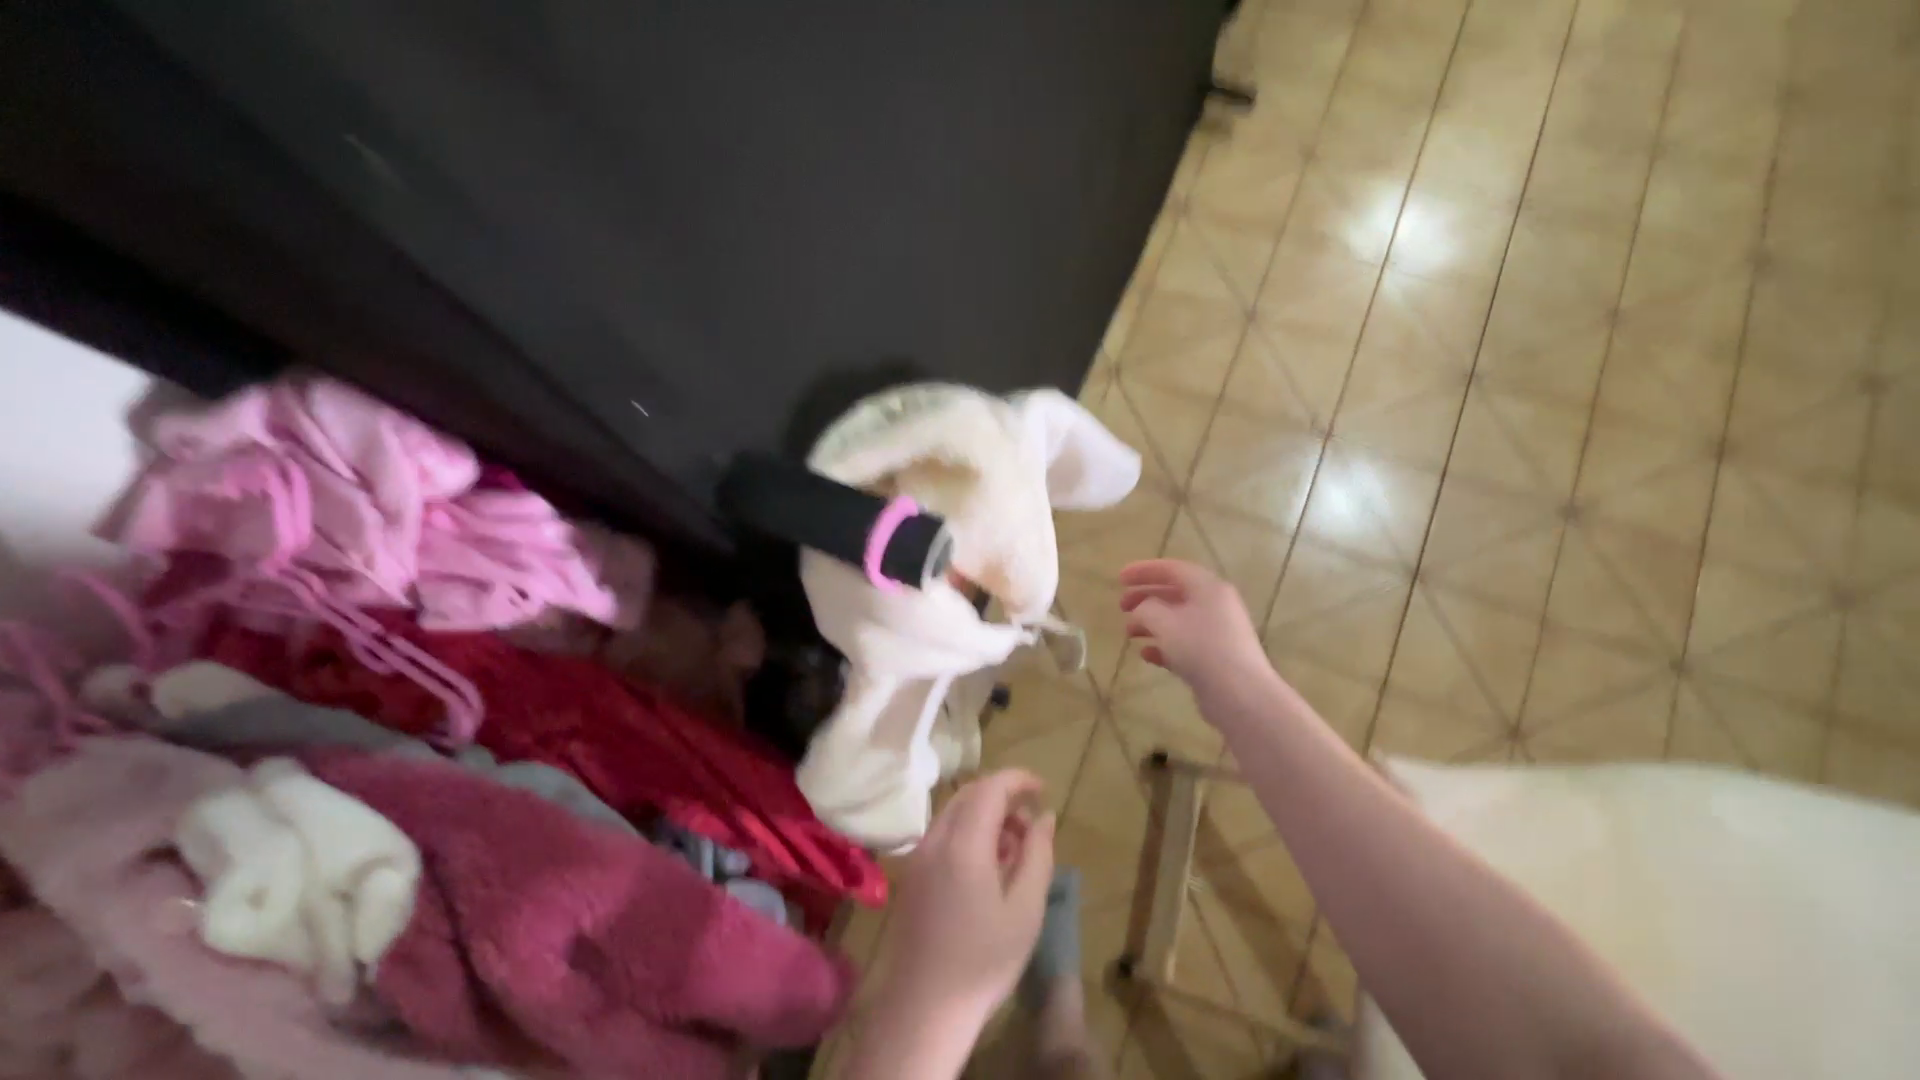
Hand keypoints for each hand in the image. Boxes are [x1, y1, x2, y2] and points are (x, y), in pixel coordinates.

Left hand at [885, 770, 1056, 1023]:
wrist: (922, 1009)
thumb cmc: (983, 961)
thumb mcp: (1025, 909)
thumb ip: (1037, 855)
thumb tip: (1044, 817)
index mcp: (962, 844)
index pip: (989, 788)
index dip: (1018, 780)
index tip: (1044, 790)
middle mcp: (934, 841)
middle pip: (968, 796)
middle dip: (1002, 798)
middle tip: (1031, 827)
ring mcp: (916, 859)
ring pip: (952, 816)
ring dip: (985, 818)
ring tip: (1014, 854)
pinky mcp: (910, 878)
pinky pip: (941, 837)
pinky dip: (968, 836)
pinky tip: (987, 871)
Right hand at [1120, 559, 1269, 695]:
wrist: (1239, 693)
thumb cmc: (1200, 648)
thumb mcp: (1164, 622)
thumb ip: (1145, 608)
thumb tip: (1141, 610)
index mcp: (1208, 587)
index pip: (1172, 569)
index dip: (1143, 571)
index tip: (1119, 578)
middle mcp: (1215, 605)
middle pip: (1175, 593)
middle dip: (1145, 598)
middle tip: (1121, 606)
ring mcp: (1217, 632)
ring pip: (1178, 620)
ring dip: (1151, 623)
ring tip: (1129, 633)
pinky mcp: (1215, 657)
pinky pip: (1184, 644)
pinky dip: (1164, 645)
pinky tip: (1146, 655)